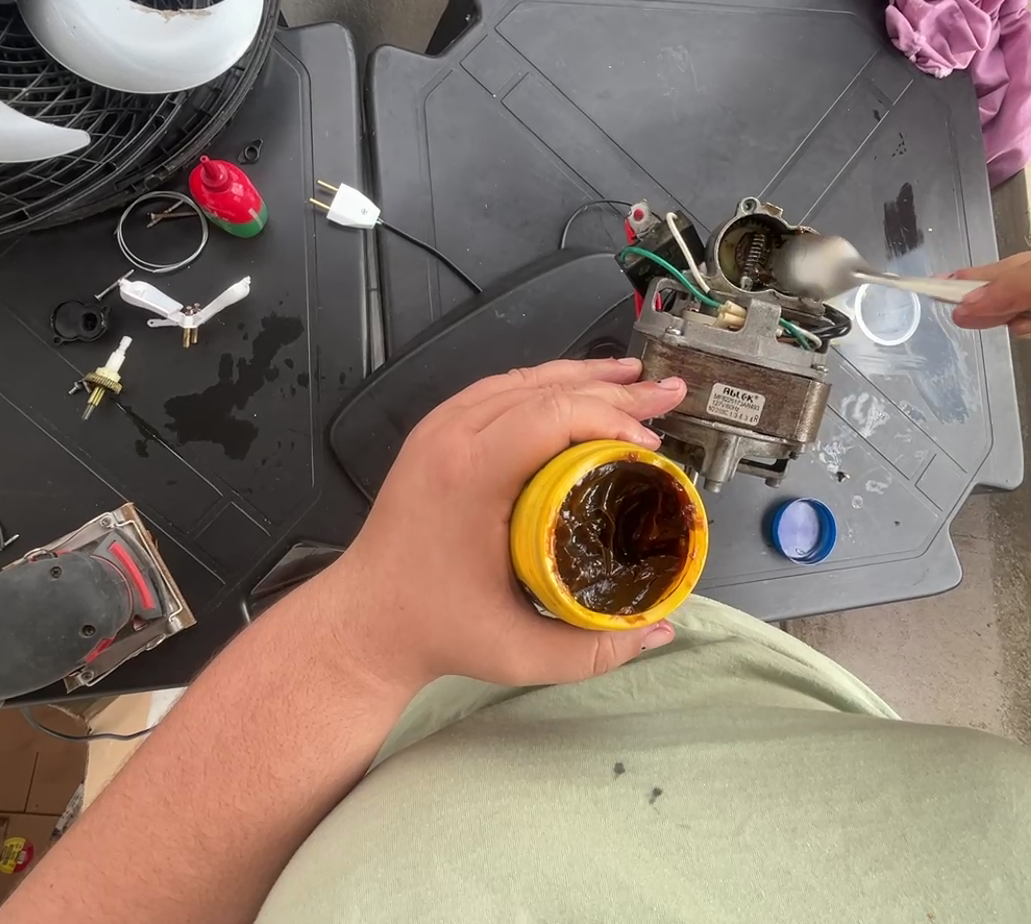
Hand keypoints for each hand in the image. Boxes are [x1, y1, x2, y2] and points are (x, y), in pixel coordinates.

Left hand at [309, 358, 688, 691]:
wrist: (362, 620)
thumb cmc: (435, 631)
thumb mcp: (519, 653)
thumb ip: (595, 650)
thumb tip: (661, 629)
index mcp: (470, 475)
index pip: (552, 416)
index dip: (611, 419)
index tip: (649, 447)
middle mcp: (452, 436)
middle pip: (545, 389)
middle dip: (614, 390)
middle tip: (668, 393)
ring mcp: (439, 427)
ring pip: (523, 379)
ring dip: (583, 377)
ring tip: (634, 380)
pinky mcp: (436, 431)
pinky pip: (500, 389)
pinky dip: (546, 384)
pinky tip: (577, 386)